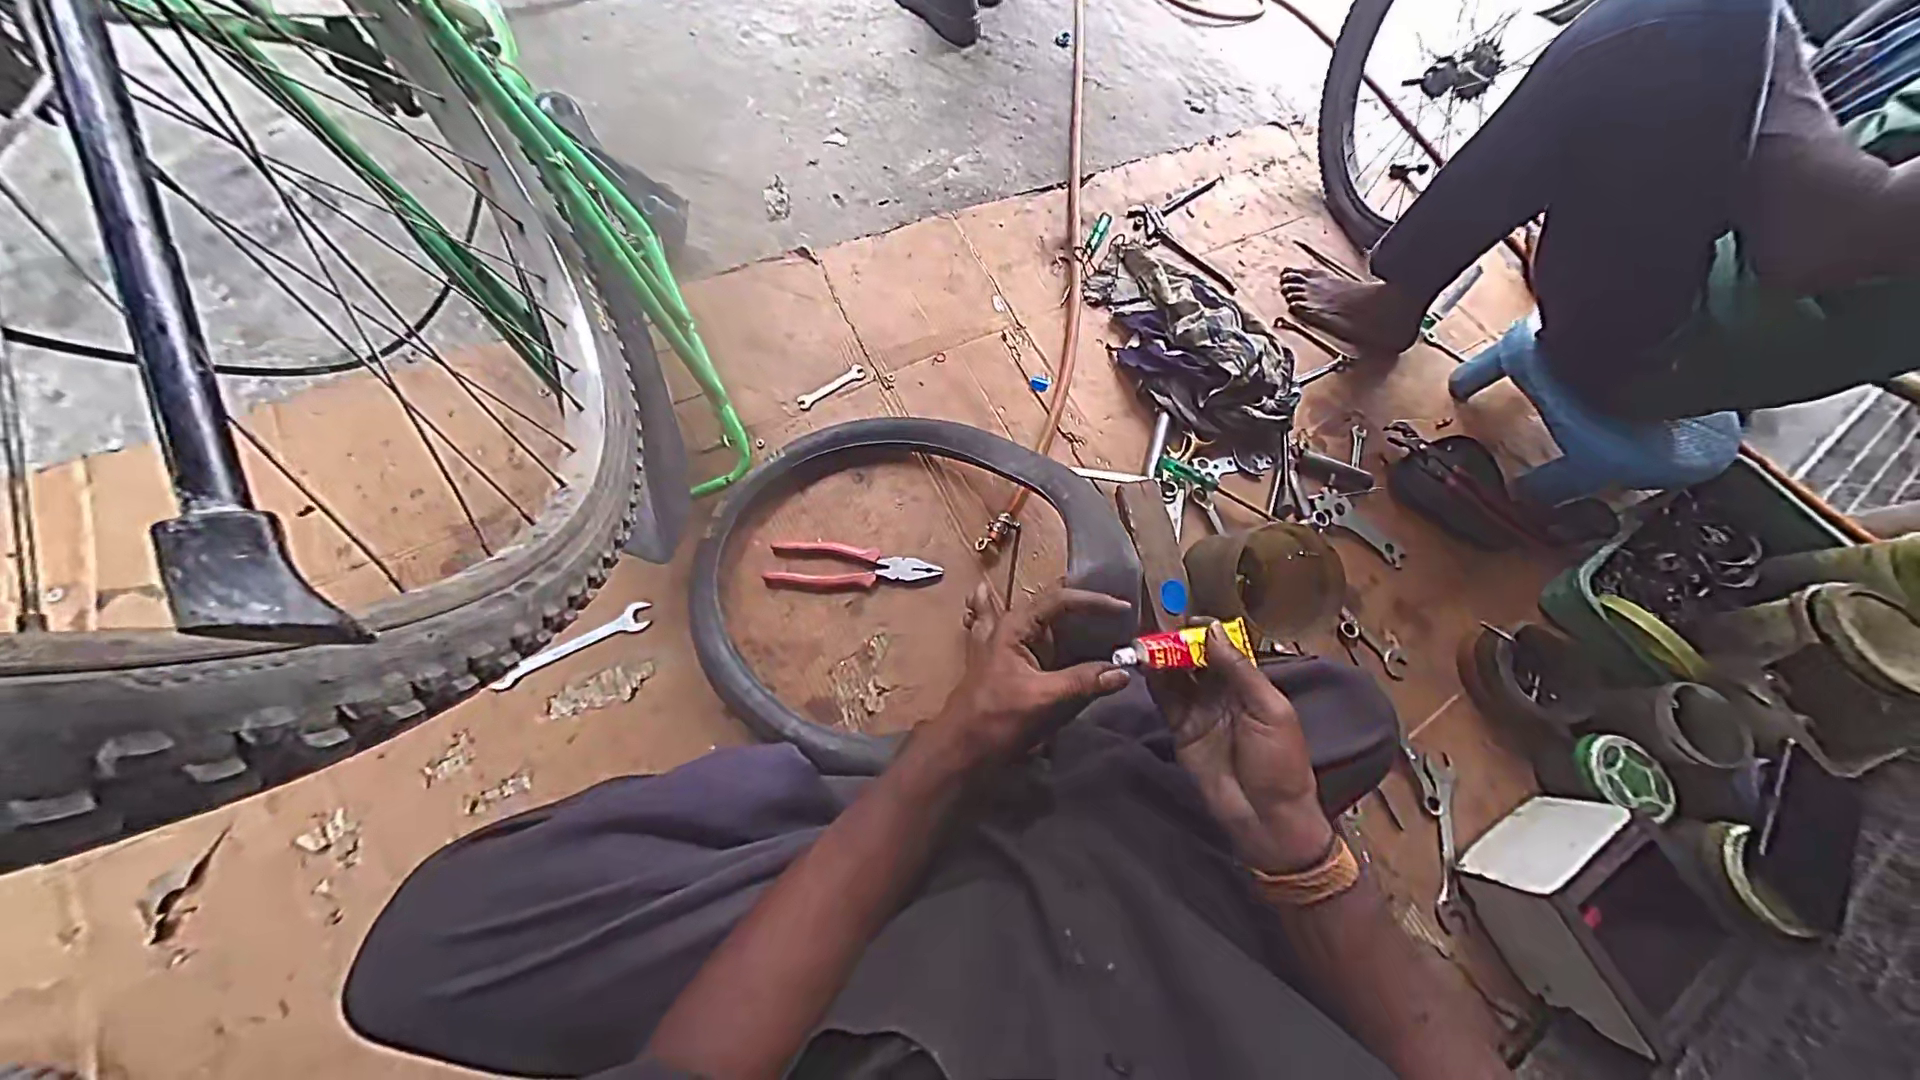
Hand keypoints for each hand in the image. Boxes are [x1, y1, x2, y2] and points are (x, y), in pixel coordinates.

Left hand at [924, 583, 1132, 770]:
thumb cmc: (997, 717)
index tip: (1123, 607)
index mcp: (1014, 625)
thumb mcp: (1042, 698)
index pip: (1059, 600)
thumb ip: (1083, 681)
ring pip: (1050, 623)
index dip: (1093, 600)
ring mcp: (1013, 646)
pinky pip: (1047, 647)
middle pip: (1055, 606)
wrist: (963, 747)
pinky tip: (1074, 638)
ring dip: (1077, 622)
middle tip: (1121, 608)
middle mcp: (1012, 628)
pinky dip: (1067, 645)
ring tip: (1108, 615)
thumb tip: (1123, 672)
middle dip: (1087, 605)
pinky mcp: (1019, 667)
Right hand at [1148, 624, 1332, 872]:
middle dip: (1176, 640)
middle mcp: (1221, 690)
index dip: (1204, 630)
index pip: (1222, 646)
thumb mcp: (1269, 710)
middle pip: (1194, 656)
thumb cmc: (1280, 762)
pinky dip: (1153, 680)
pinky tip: (1143, 664)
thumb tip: (1213, 629)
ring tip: (1143, 641)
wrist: (1266, 817)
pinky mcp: (1180, 726)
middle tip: (1155, 624)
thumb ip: (1239, 670)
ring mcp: (1198, 708)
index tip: (1183, 615)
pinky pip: (1164, 697)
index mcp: (1249, 682)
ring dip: (1161, 657)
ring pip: (1175, 673)